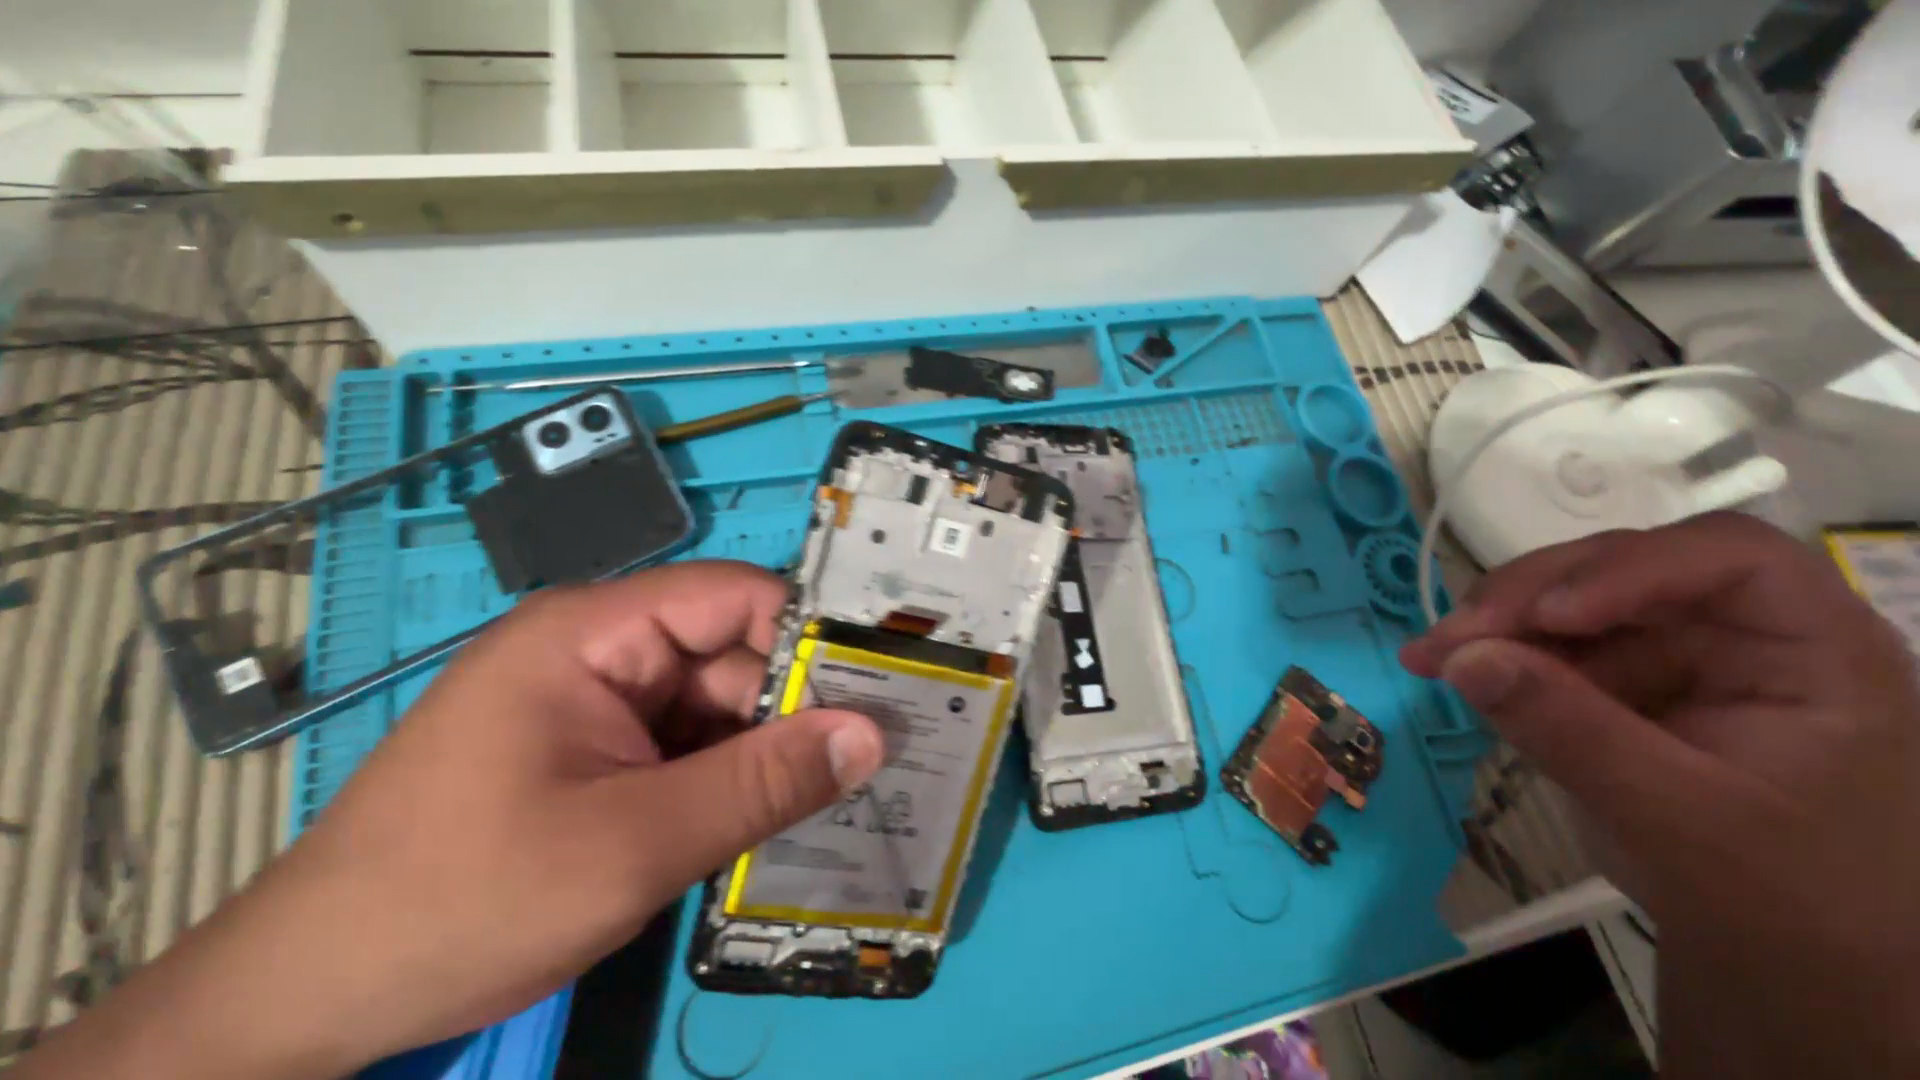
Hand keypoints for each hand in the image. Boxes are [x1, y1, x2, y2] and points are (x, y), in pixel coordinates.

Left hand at [15, 562, 884, 1079]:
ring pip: (707, 712)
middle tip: (866, 775)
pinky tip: (757, 830)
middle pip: (726, 658)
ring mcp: (586, 709)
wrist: (311, 994)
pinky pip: (675, 753)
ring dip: (757, 760)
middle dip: (790, 714)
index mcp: (591, 633)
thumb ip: (761, 784)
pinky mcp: (583, 759)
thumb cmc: (465, 898)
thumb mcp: (633, 843)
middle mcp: (593, 653)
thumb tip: (872, 734)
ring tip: (824, 810)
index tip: (879, 694)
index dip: (808, 637)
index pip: (731, 597)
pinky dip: (718, 787)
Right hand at [1402, 513, 1919, 1076]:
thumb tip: (1460, 657)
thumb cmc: (1779, 895)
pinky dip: (1498, 652)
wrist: (1784, 960)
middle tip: (1452, 636)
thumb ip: (1570, 731)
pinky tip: (1452, 670)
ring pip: (1575, 597)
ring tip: (1433, 655)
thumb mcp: (1675, 814)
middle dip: (1532, 596)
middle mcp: (1743, 631)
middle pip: (1627, 567)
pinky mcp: (1629, 678)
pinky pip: (1553, 644)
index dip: (1630, 568)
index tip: (1549, 618)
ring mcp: (1681, 651)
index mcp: (1813, 650)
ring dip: (1498, 619)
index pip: (1727, 560)